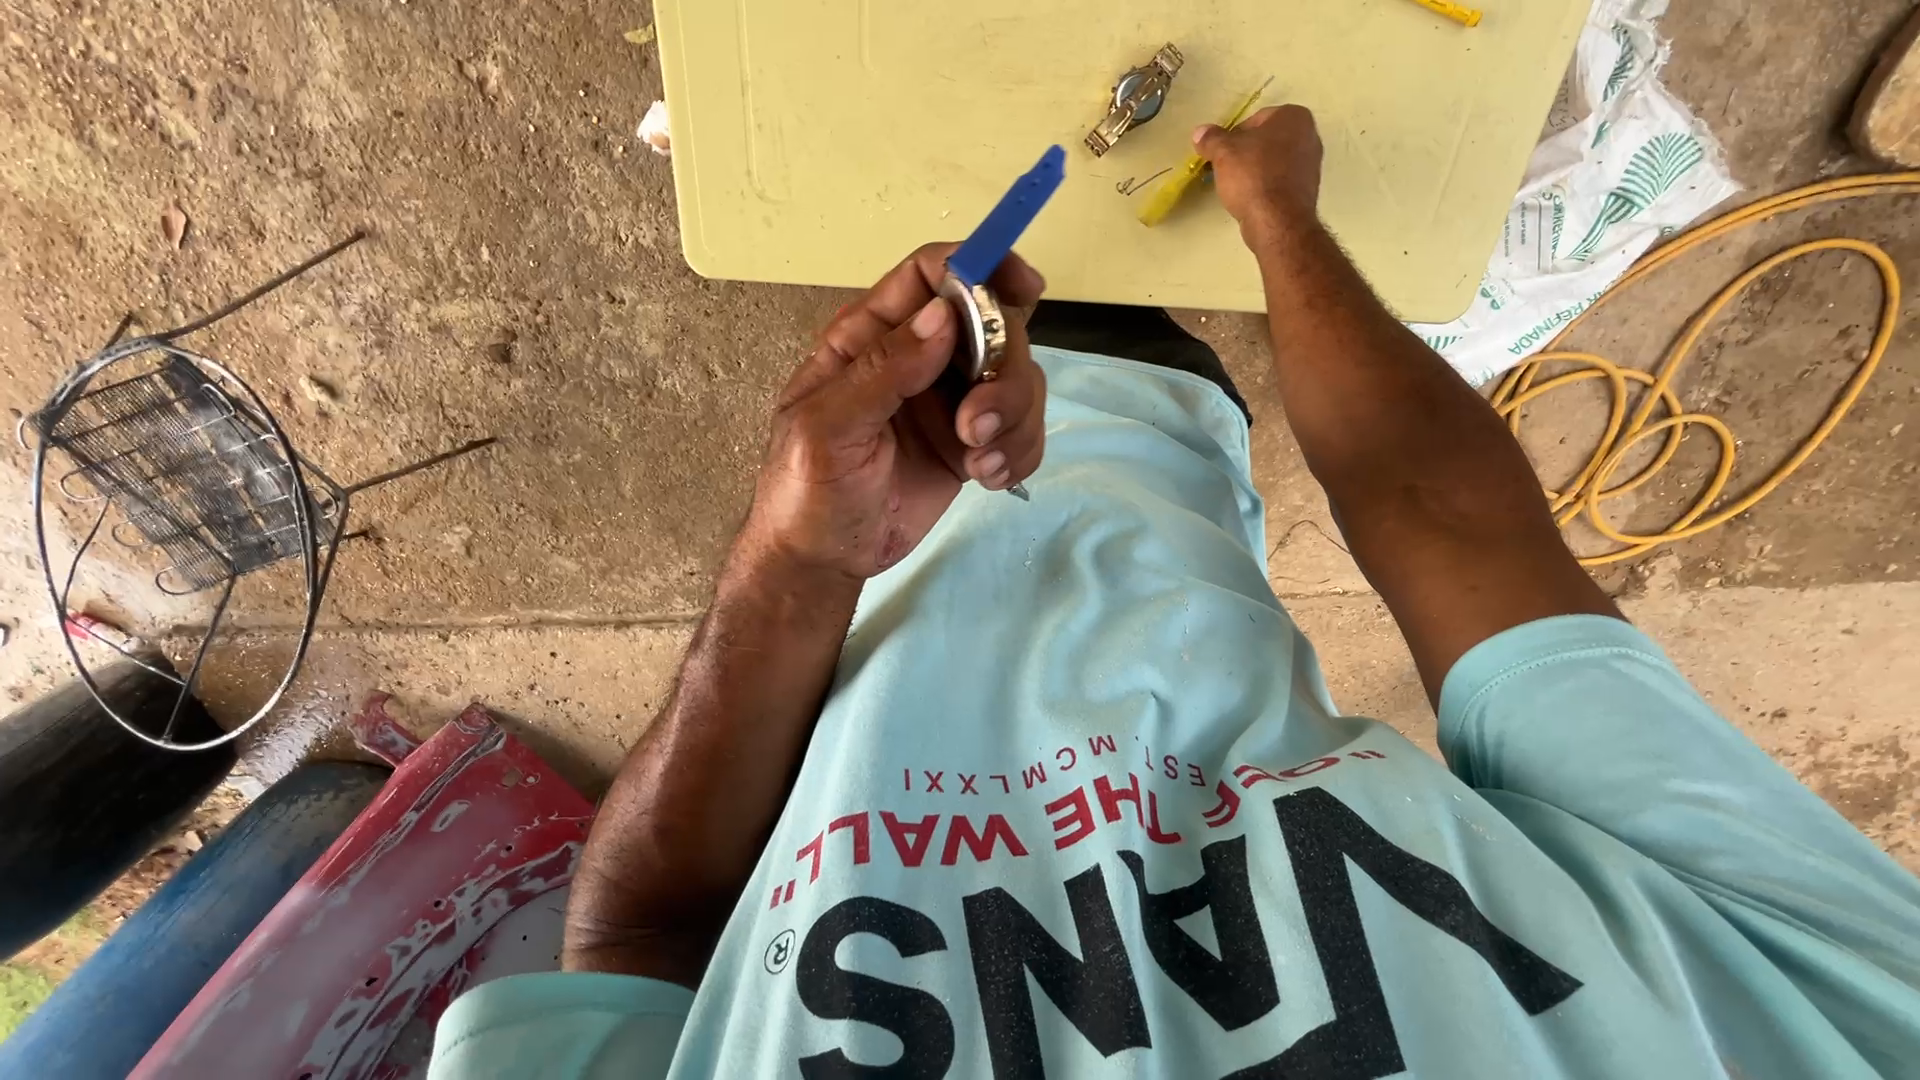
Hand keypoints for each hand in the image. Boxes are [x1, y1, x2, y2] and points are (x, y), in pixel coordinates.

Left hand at [739, 243, 1047, 579]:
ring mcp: (950, 402)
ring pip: (1019, 379)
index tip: (1023, 289)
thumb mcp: (827, 428)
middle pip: (994, 327)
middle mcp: (919, 360)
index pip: (931, 275)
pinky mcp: (974, 444)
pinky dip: (1019, 451)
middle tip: (978, 427)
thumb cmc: (806, 489)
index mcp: (871, 337)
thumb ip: (883, 370)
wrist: (825, 559)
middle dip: (1004, 372)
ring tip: (980, 464)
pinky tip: (987, 479)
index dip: (980, 267)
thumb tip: (944, 315)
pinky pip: (1022, 429)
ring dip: (1016, 420)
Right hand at [1192, 105, 1324, 241]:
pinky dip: (1266, 186)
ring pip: (1274, 161)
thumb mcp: (1223, 153)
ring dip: (1255, 170)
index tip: (1220, 155)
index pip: (1255, 120)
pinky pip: (1280, 181)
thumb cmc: (1252, 176)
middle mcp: (1310, 134)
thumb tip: (1200, 131)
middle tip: (1226, 170)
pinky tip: (1252, 198)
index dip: (1233, 137)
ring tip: (1237, 187)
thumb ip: (1211, 139)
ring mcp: (1312, 163)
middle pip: (1266, 141)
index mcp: (1293, 116)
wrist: (1276, 220)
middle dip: (1246, 153)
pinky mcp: (1307, 189)